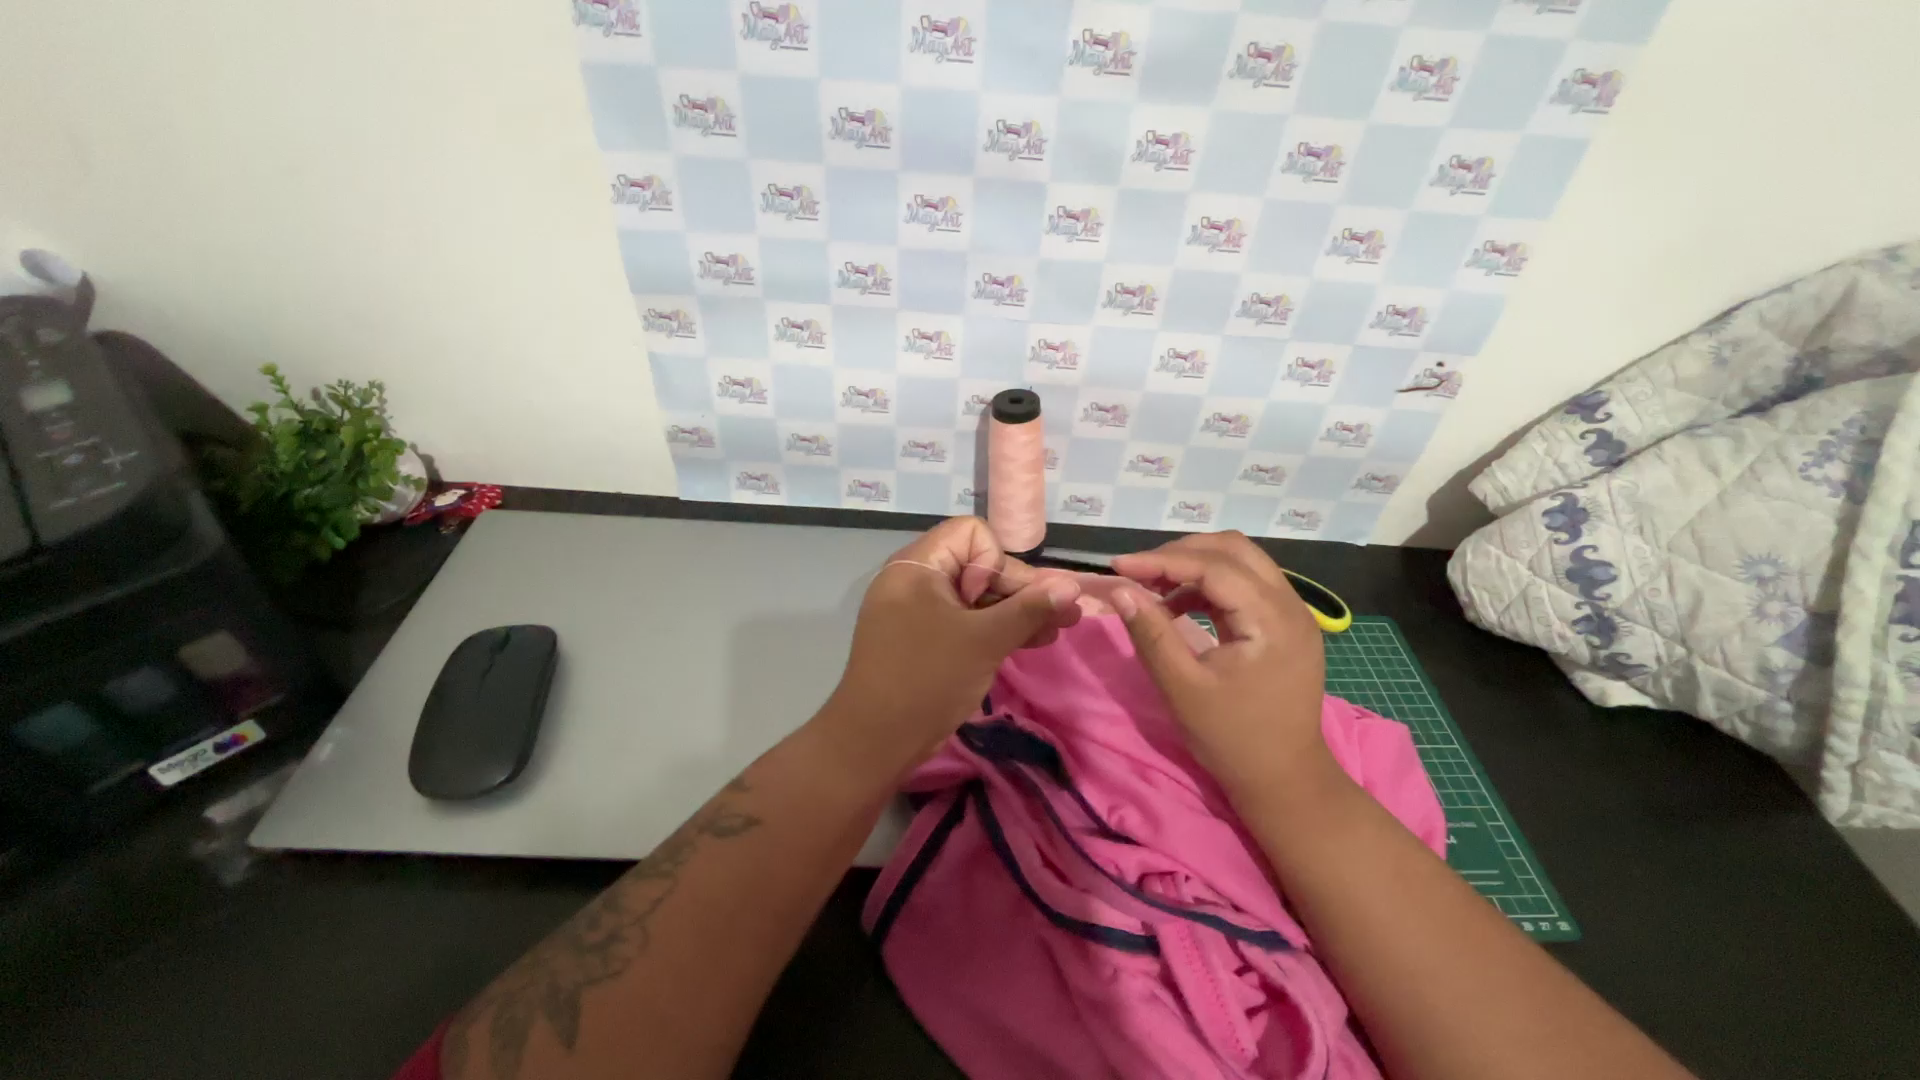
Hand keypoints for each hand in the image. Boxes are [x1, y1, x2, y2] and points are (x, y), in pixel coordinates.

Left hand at [822, 517, 1082, 770]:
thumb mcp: (984, 641)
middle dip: (1022, 590)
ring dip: (1017, 612)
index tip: (1002, 602)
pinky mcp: (926, 641)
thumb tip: (1072, 585)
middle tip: (1064, 616)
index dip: (997, 562)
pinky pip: (967, 623)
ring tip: (1061, 629)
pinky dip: (996, 630)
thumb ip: (1029, 609)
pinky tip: (1034, 640)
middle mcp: (916, 581)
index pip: (972, 534)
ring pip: (978, 598)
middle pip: (980, 565)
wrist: (874, 742)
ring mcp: (920, 612)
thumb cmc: (927, 679)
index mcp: (917, 566)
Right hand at [1107, 533, 1330, 797]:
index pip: (1213, 566)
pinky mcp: (1287, 625)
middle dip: (1180, 552)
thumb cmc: (1231, 738)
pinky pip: (1247, 585)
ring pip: (1242, 562)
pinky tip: (1179, 605)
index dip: (1160, 560)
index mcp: (1271, 619)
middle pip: (1233, 549)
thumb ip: (1151, 633)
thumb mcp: (1181, 687)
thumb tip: (1120, 590)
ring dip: (1196, 565)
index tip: (1117, 566)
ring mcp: (1294, 613)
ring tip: (1154, 587)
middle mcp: (1290, 605)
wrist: (1284, 780)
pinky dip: (1210, 585)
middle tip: (1137, 572)